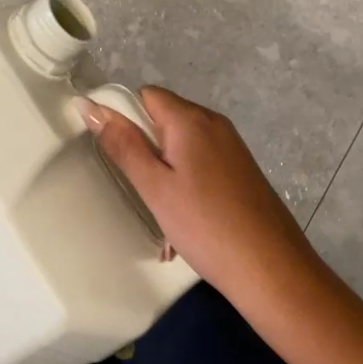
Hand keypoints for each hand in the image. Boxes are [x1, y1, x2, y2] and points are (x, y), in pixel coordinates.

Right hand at [77, 86, 315, 296]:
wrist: (271, 268)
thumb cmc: (206, 226)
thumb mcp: (155, 187)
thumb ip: (123, 144)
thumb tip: (90, 104)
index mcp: (191, 119)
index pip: (146, 95)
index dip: (126, 118)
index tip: (119, 157)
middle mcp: (213, 122)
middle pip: (165, 118)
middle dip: (146, 149)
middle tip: (142, 191)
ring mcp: (231, 145)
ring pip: (183, 144)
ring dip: (166, 170)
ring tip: (165, 214)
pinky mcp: (241, 168)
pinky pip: (202, 162)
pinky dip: (187, 181)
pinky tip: (188, 220)